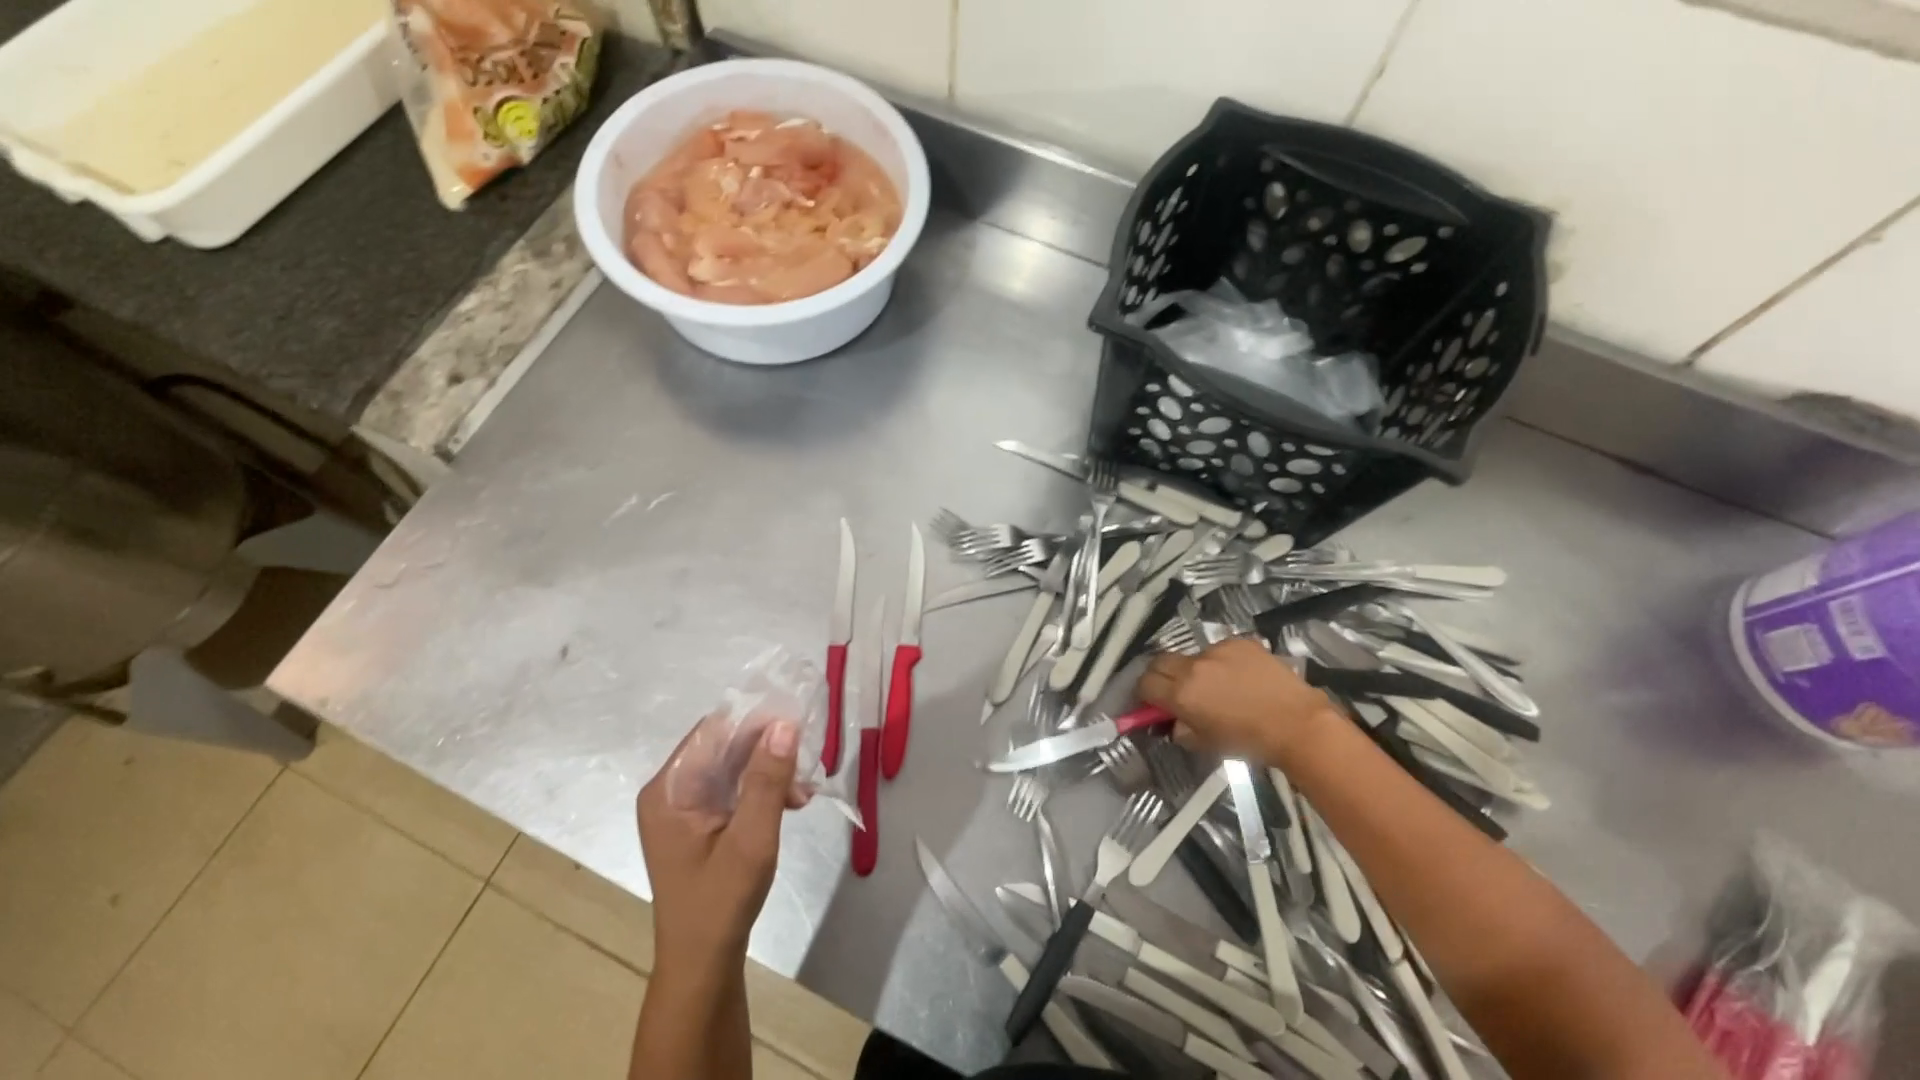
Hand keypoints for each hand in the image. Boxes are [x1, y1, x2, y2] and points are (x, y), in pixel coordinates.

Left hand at [637, 719, 807, 969]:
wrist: (702, 963)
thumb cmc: (721, 902)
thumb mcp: (751, 839)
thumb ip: (767, 780)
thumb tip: (785, 724)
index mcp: (669, 789)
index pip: (713, 732)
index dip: (755, 720)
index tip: (798, 722)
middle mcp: (670, 791)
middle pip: (722, 747)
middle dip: (768, 749)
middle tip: (808, 763)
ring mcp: (682, 808)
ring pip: (731, 767)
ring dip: (769, 772)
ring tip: (804, 792)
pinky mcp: (697, 823)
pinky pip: (731, 789)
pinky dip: (761, 790)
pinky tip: (792, 802)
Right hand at [1136, 638, 1340, 762]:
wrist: (1297, 723)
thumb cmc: (1250, 741)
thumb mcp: (1206, 743)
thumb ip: (1181, 729)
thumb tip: (1172, 721)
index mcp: (1181, 694)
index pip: (1144, 683)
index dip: (1144, 693)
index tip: (1152, 701)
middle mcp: (1193, 667)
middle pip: (1159, 662)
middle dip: (1161, 676)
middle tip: (1174, 690)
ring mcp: (1217, 650)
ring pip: (1192, 656)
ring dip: (1195, 669)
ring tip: (1217, 685)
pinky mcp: (1240, 641)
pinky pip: (1220, 650)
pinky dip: (1222, 662)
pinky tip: (1240, 676)